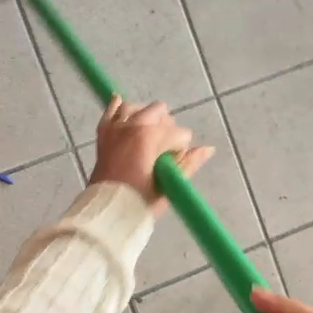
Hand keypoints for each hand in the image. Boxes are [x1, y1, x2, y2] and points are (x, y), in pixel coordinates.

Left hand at [88, 98, 212, 216]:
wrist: (107, 210)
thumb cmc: (140, 201)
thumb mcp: (168, 184)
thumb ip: (188, 163)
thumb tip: (208, 149)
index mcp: (151, 137)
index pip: (180, 133)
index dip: (180, 148)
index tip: (173, 164)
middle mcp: (133, 126)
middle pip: (160, 112)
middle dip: (167, 127)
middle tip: (164, 149)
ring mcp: (116, 128)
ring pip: (135, 107)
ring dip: (145, 115)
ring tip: (149, 130)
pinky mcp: (103, 134)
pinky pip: (110, 111)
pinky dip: (116, 106)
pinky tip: (120, 102)